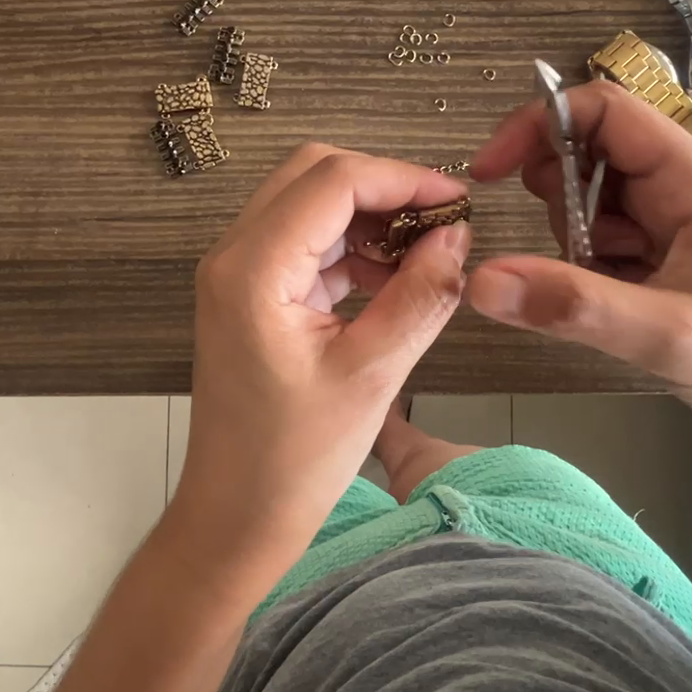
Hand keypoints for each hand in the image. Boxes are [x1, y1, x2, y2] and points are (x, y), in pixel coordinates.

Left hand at [175, 144, 471, 560]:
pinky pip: (305, 244)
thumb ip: (420, 296)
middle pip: (314, 177)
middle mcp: (234, 255)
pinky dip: (350, 249)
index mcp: (252, 268)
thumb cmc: (295, 459)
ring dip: (368, 219)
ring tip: (424, 257)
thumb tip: (458, 234)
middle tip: (441, 223)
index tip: (458, 201)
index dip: (401, 178)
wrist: (237, 514)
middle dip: (382, 189)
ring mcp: (237, 272)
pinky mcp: (250, 293)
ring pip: (310, 206)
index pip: (332, 180)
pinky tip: (391, 280)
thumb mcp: (372, 375)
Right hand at [466, 79, 691, 464]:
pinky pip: (594, 237)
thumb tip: (480, 280)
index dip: (539, 124)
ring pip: (583, 197)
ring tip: (608, 289)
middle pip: (586, 150)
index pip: (605, 110)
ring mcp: (668, 219)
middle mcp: (679, 185)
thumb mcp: (670, 337)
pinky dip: (581, 265)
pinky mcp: (658, 252)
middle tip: (565, 254)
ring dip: (569, 238)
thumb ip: (575, 306)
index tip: (489, 172)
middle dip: (555, 195)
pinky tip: (615, 303)